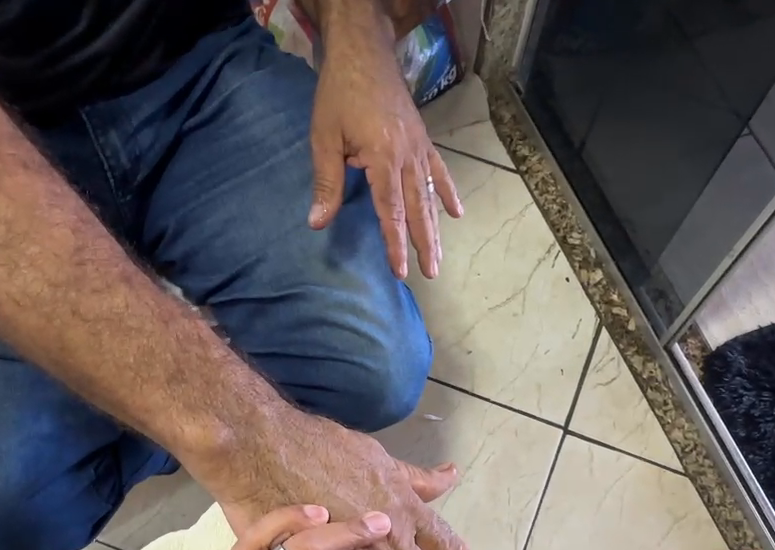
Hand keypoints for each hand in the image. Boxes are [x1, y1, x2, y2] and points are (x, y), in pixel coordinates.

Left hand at [307, 2, 462, 277]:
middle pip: (417, 210)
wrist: (363, 51)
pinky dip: (448, 193)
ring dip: (435, 228)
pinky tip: (456, 214)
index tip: (400, 271)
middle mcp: (408, 157)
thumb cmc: (339, 93)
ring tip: (439, 256)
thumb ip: (326, 182)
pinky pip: (440, 171)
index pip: (391, 212)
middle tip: (430, 273)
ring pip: (430, 196)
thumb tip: (317, 222)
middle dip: (423, 244)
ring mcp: (419, 148)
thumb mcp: (324, 137)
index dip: (395, 244)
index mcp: (383, 158)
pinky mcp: (423, 139)